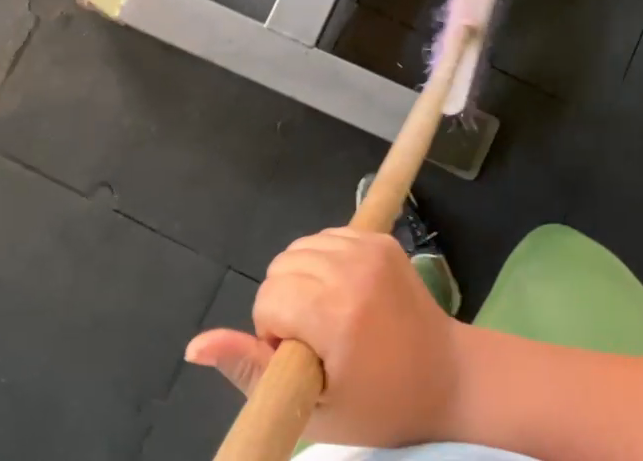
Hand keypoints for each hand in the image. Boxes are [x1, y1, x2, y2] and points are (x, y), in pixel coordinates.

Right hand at [185, 227, 461, 446]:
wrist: (447, 376)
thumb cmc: (379, 405)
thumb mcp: (309, 406)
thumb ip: (251, 369)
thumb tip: (195, 346)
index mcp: (336, 313)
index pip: (268, 300)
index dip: (274, 333)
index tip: (303, 358)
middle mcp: (353, 269)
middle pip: (281, 268)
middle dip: (284, 304)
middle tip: (316, 340)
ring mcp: (371, 248)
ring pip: (300, 249)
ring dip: (302, 280)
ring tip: (329, 317)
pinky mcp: (382, 239)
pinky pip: (327, 237)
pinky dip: (323, 263)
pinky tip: (342, 295)